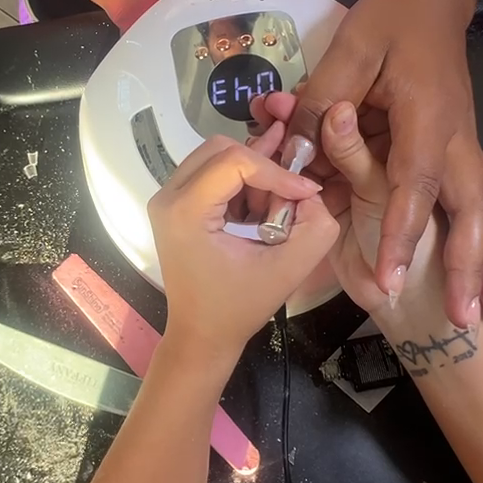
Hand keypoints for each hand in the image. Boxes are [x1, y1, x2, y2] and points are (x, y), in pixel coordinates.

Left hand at [149, 129, 338, 355]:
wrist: (201, 333)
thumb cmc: (237, 308)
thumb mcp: (287, 271)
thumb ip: (316, 229)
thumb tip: (313, 194)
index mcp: (184, 211)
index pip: (235, 161)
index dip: (277, 171)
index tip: (306, 194)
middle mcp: (167, 197)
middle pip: (222, 148)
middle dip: (263, 166)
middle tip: (289, 193)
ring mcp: (166, 199)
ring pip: (216, 156)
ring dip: (251, 174)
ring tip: (273, 205)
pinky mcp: (174, 206)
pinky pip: (210, 173)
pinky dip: (239, 184)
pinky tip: (258, 209)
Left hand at [282, 0, 482, 328]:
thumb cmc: (388, 22)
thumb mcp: (347, 54)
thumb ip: (321, 106)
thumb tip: (293, 156)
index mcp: (425, 119)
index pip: (414, 185)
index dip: (400, 234)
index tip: (389, 279)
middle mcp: (456, 138)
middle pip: (471, 207)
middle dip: (468, 265)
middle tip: (468, 320)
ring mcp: (466, 143)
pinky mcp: (464, 146)